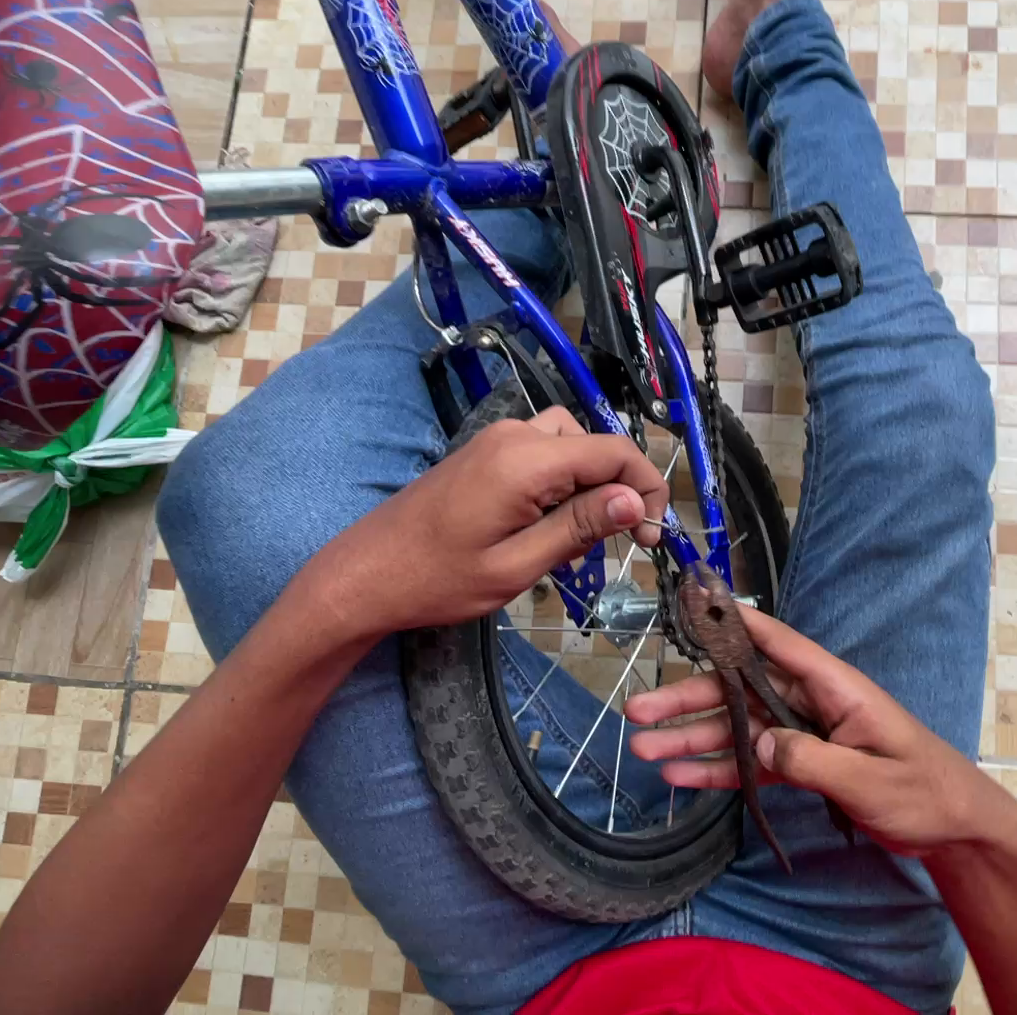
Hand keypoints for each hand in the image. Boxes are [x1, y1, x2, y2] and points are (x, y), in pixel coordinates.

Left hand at [301, 407, 669, 639]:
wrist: (364, 575)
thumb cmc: (437, 580)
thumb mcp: (517, 565)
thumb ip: (579, 527)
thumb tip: (634, 500)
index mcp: (526, 460)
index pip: (613, 452)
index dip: (645, 489)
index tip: (652, 537)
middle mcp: (514, 435)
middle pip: (594, 444)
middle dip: (616, 489)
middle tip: (614, 545)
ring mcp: (496, 440)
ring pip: (570, 444)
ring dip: (588, 485)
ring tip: (576, 539)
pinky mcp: (484, 453)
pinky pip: (542, 453)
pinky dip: (561, 482)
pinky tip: (546, 526)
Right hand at [624, 608, 1016, 858]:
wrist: (954, 829)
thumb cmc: (923, 792)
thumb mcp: (870, 778)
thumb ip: (812, 759)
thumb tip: (757, 742)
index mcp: (833, 686)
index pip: (777, 643)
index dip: (735, 623)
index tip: (694, 606)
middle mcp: (809, 701)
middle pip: (739, 690)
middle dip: (689, 699)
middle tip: (638, 711)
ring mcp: (801, 732)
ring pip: (736, 726)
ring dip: (691, 737)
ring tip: (644, 748)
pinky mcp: (800, 763)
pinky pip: (750, 760)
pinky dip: (717, 768)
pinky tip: (680, 776)